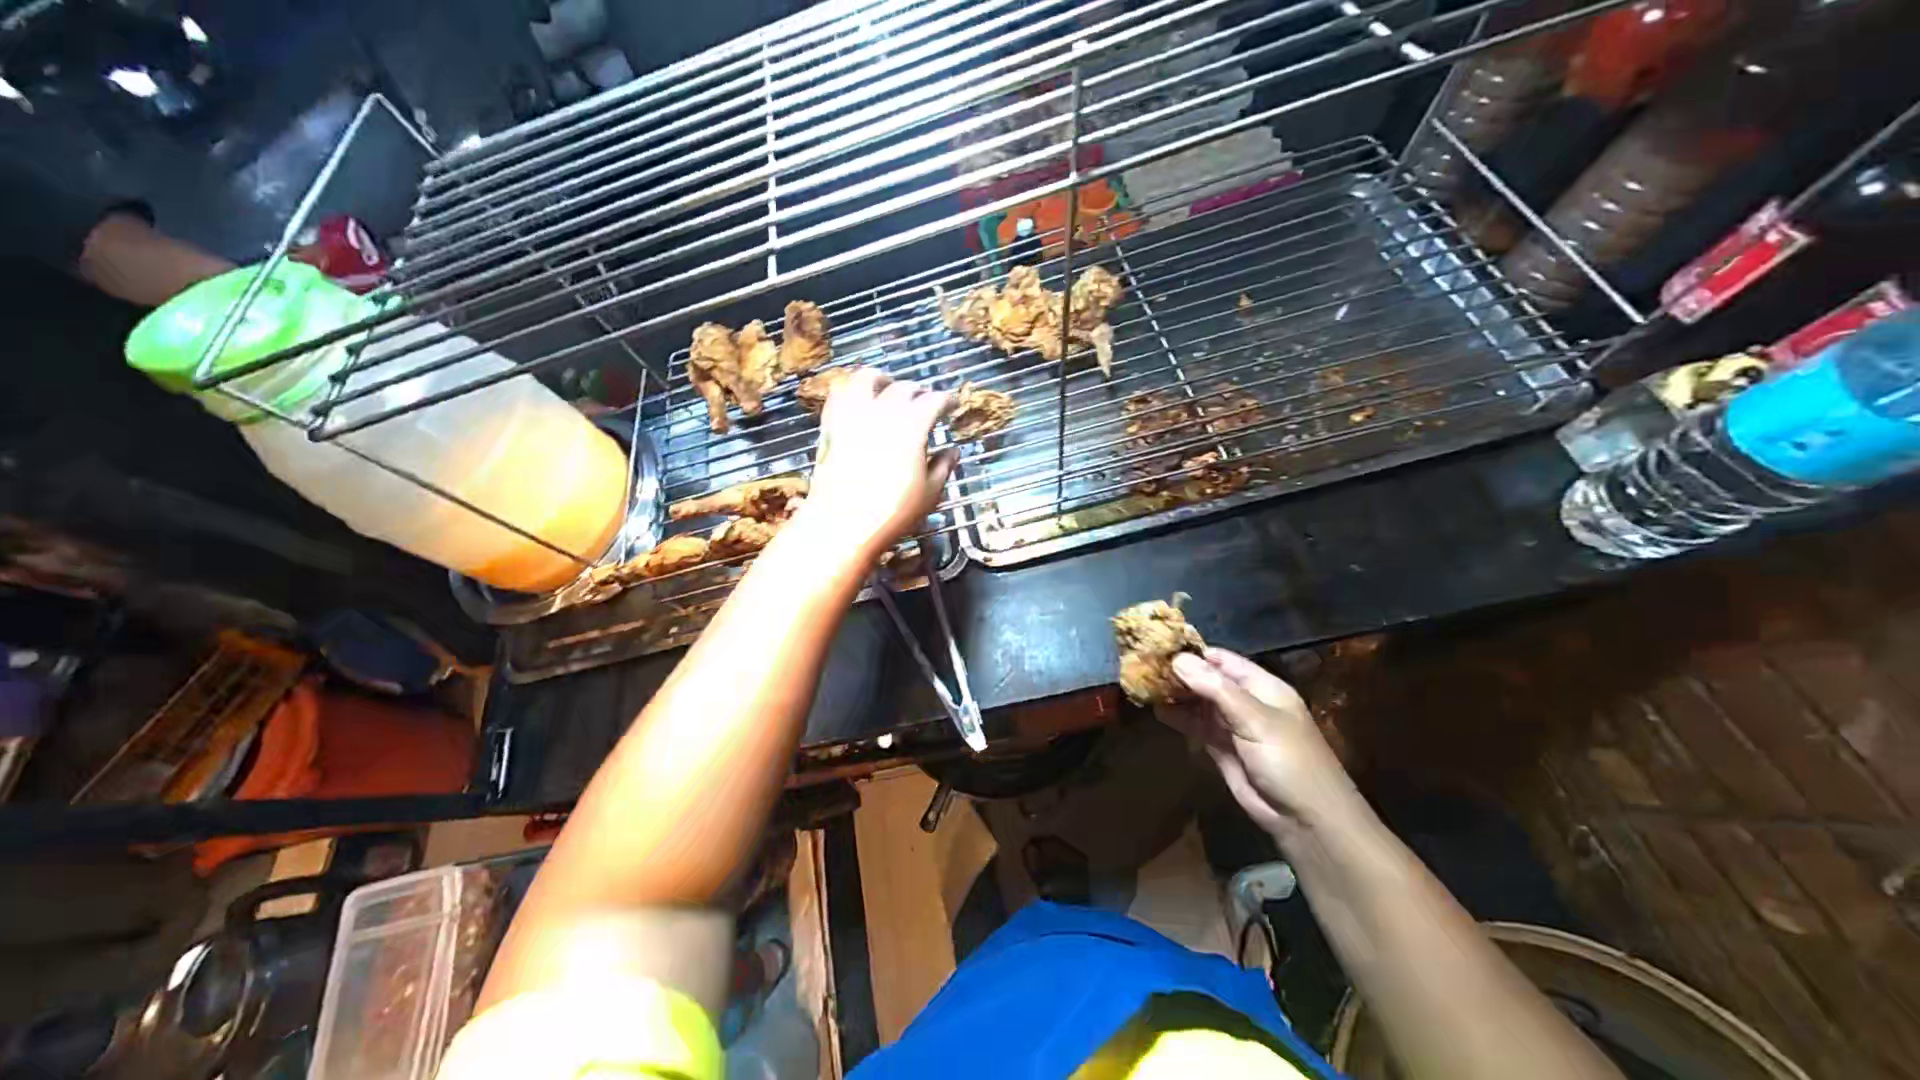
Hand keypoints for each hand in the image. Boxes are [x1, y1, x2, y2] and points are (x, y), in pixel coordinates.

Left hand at [800, 369, 954, 556]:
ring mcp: (852, 415)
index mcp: (913, 424)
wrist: (842, 524)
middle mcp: (883, 411)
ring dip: (880, 378)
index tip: (951, 404)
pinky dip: (850, 391)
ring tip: (886, 384)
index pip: (934, 400)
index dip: (946, 400)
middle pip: (903, 387)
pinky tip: (854, 398)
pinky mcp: (830, 426)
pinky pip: (838, 395)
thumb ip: (943, 467)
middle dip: (918, 391)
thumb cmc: (892, 512)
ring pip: (865, 379)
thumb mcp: (929, 493)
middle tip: (924, 401)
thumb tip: (953, 452)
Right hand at [1159, 648, 1361, 837]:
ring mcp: (1233, 727)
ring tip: (1144, 686)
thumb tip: (1178, 660)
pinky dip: (1178, 718)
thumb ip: (1216, 689)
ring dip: (1175, 695)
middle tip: (1143, 667)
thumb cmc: (1288, 760)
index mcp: (1262, 686)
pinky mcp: (1221, 749)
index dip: (1192, 653)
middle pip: (1207, 680)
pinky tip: (1158, 710)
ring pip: (1199, 703)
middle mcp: (1246, 702)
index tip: (1158, 647)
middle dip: (1179, 674)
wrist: (1306, 818)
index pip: (1222, 660)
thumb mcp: (1255, 719)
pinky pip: (1196, 726)